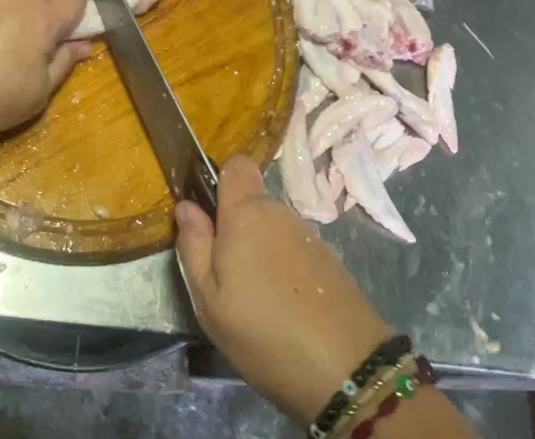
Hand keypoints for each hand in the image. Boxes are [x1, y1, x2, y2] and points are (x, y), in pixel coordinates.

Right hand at [175, 157, 393, 420]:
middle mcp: (281, 213)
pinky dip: (284, 269)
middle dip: (236, 228)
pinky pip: (294, 250)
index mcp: (247, 213)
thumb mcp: (209, 300)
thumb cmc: (264, 332)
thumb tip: (186, 207)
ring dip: (260, 252)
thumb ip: (194, 246)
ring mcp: (310, 236)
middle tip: (225, 276)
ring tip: (255, 300)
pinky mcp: (330, 261)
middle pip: (252, 203)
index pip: (237, 164)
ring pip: (273, 229)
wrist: (348, 370)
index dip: (220, 181)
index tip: (209, 216)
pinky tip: (284, 308)